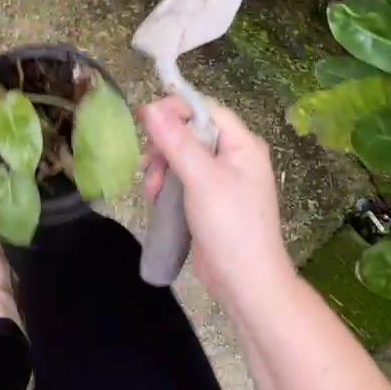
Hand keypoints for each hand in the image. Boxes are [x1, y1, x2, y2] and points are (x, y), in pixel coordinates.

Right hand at [140, 95, 287, 300]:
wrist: (246, 282)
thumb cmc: (230, 226)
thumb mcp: (201, 179)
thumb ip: (176, 142)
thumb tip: (150, 107)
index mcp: (243, 145)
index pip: (206, 110)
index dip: (175, 110)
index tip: (145, 119)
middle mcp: (235, 157)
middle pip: (191, 132)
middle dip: (164, 145)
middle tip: (146, 163)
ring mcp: (222, 180)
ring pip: (182, 156)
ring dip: (161, 167)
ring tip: (150, 189)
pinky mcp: (210, 200)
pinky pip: (183, 179)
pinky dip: (166, 184)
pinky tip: (155, 198)